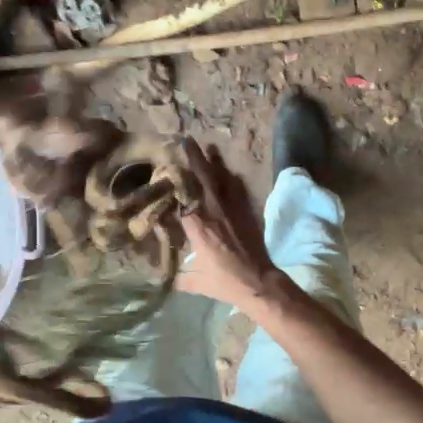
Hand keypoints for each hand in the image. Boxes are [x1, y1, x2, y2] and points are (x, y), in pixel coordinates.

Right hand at [178, 138, 285, 310]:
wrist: (259, 282)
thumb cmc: (226, 282)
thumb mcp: (197, 282)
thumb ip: (180, 277)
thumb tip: (164, 279)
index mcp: (197, 226)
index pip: (179, 198)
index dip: (171, 184)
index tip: (163, 173)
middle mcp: (214, 211)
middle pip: (202, 178)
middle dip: (194, 158)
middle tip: (187, 141)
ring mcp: (233, 209)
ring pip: (222, 179)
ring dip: (215, 163)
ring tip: (209, 148)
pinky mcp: (247, 212)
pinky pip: (238, 189)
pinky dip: (232, 179)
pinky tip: (229, 172)